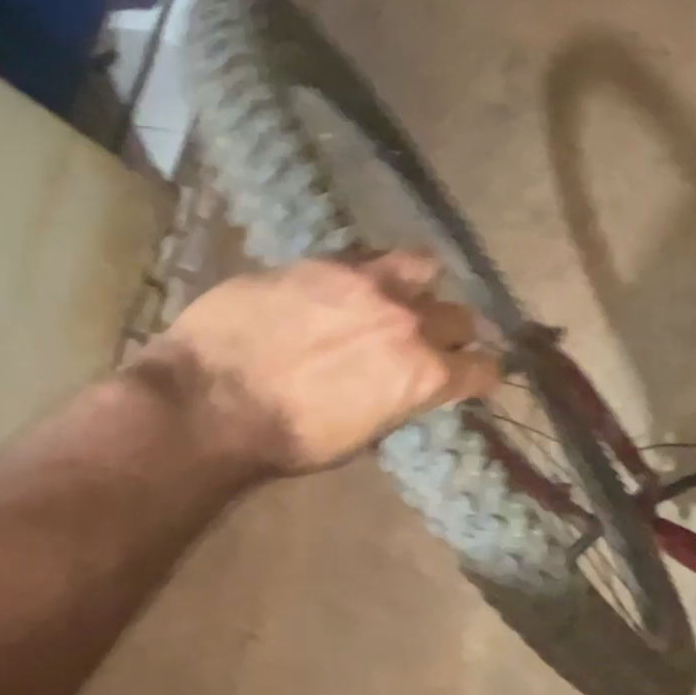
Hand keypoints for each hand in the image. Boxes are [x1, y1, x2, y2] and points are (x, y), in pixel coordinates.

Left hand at [136, 252, 501, 474]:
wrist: (212, 403)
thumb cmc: (290, 439)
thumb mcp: (364, 434)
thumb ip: (400, 398)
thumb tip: (406, 383)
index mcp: (425, 376)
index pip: (484, 368)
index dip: (482, 373)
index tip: (474, 375)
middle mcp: (411, 323)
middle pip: (460, 317)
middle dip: (452, 332)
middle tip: (430, 342)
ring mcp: (369, 285)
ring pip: (425, 267)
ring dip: (421, 285)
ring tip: (401, 295)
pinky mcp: (326, 262)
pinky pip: (371, 255)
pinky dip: (374, 270)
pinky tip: (353, 285)